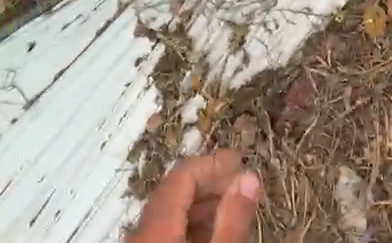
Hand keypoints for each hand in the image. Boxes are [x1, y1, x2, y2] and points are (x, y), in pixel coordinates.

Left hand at [127, 150, 261, 242]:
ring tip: (232, 206)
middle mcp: (141, 228)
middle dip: (210, 182)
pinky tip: (211, 232)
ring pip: (169, 212)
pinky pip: (164, 230)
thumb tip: (251, 175)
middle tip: (241, 181)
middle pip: (174, 191)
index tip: (242, 158)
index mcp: (157, 221)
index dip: (213, 162)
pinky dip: (189, 224)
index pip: (183, 173)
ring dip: (201, 205)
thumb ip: (233, 217)